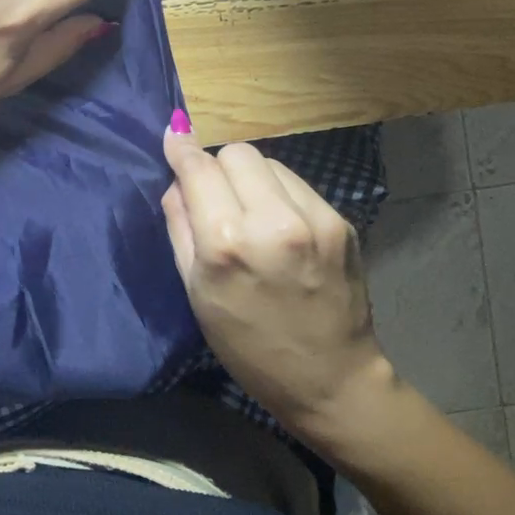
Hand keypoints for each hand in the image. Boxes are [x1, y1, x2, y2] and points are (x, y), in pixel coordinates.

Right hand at [161, 120, 391, 432]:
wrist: (331, 380)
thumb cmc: (247, 346)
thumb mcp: (195, 292)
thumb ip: (179, 226)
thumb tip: (176, 179)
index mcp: (226, 244)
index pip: (199, 169)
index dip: (182, 149)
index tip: (173, 134)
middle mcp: (272, 221)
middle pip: (236, 153)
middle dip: (218, 168)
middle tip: (216, 199)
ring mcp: (314, 219)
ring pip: (269, 162)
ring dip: (251, 179)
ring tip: (251, 216)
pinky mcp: (341, 223)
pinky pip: (297, 184)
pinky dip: (279, 195)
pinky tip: (281, 228)